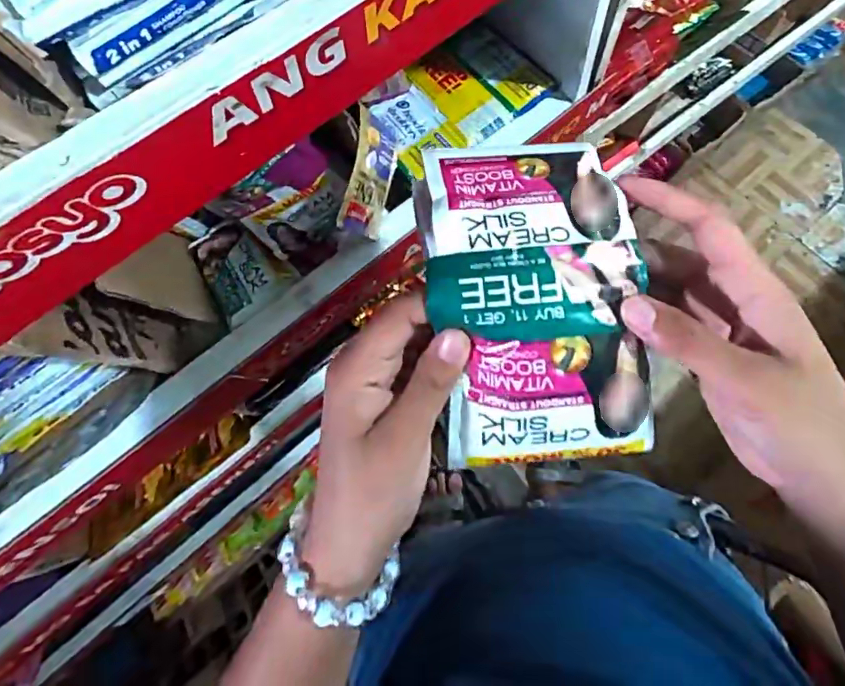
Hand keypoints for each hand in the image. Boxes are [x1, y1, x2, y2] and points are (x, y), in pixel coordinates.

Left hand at [302, 293, 469, 593]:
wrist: (345, 548)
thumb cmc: (371, 494)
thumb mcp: (405, 438)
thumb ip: (431, 383)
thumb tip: (459, 331)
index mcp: (357, 366)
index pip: (400, 313)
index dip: (439, 300)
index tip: (485, 297)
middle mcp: (360, 364)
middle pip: (406, 324)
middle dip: (449, 316)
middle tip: (499, 313)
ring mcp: (371, 381)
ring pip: (412, 345)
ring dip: (448, 340)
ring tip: (496, 332)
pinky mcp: (383, 399)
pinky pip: (413, 368)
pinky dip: (441, 365)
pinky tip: (475, 366)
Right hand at [616, 176, 844, 512]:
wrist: (830, 487)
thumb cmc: (803, 426)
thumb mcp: (746, 381)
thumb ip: (687, 340)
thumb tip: (626, 303)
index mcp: (755, 291)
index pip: (709, 228)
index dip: (669, 200)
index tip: (622, 186)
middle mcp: (735, 300)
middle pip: (679, 259)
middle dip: (634, 249)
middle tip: (581, 250)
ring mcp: (721, 329)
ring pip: (669, 293)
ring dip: (633, 288)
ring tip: (583, 286)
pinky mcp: (710, 357)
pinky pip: (668, 325)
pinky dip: (640, 321)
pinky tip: (607, 324)